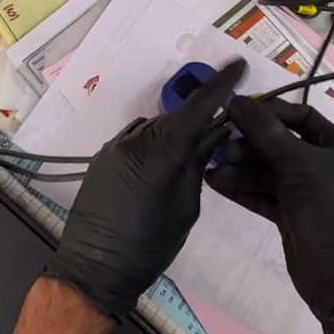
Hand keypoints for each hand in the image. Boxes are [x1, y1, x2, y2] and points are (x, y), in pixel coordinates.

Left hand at [44, 59, 245, 319]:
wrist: (94, 268)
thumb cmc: (149, 246)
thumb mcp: (186, 207)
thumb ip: (199, 163)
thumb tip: (216, 132)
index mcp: (161, 153)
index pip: (197, 109)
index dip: (220, 85)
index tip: (239, 66)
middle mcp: (135, 140)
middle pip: (177, 118)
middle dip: (201, 118)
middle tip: (223, 128)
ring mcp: (115, 146)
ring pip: (156, 127)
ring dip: (176, 133)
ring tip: (191, 155)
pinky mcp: (103, 156)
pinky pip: (137, 139)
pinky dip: (155, 143)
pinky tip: (162, 164)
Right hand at [207, 95, 333, 333]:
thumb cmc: (327, 211)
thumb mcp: (298, 165)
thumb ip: (265, 132)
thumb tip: (235, 101)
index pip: (300, 116)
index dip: (269, 111)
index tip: (237, 110)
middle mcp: (321, 164)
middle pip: (278, 143)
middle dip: (249, 144)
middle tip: (222, 146)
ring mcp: (305, 190)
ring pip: (266, 170)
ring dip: (240, 167)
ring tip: (212, 168)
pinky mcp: (289, 213)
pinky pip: (262, 192)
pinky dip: (241, 187)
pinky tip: (215, 183)